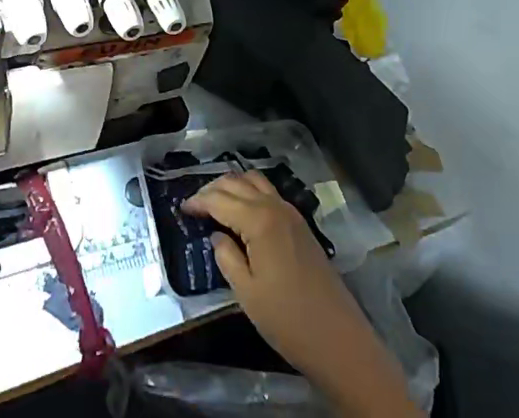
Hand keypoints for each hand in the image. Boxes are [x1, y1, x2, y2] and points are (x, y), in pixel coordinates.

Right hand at [182, 170, 419, 417]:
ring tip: (214, 203)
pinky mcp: (301, 225)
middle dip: (212, 189)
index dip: (198, 202)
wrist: (337, 338)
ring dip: (233, 185)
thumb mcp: (246, 292)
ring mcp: (291, 214)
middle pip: (237, 182)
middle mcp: (275, 207)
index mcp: (259, 220)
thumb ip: (227, 257)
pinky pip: (269, 194)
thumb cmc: (287, 318)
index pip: (220, 199)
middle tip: (194, 205)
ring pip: (255, 181)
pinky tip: (241, 211)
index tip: (181, 210)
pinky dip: (250, 192)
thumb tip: (216, 236)